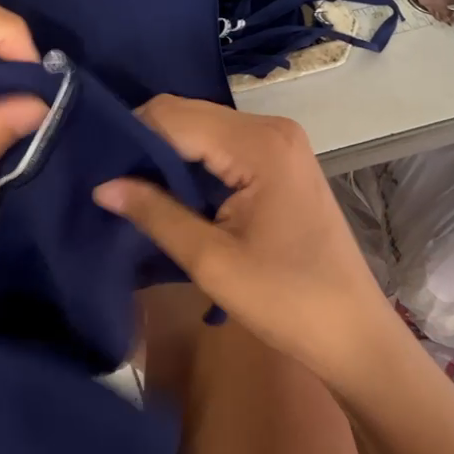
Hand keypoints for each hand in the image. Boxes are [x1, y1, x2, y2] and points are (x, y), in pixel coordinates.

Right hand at [94, 97, 393, 381]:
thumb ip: (155, 213)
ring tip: (131, 187)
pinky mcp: (280, 161)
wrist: (356, 338)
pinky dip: (192, 163)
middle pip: (187, 115)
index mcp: (258, 143)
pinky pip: (221, 146)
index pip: (173, 115)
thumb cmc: (288, 300)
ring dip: (167, 154)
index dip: (131, 137)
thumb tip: (101, 185)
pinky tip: (170, 192)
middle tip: (109, 180)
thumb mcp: (211, 261)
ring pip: (201, 129)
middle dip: (146, 144)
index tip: (97, 168)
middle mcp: (270, 128)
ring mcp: (279, 143)